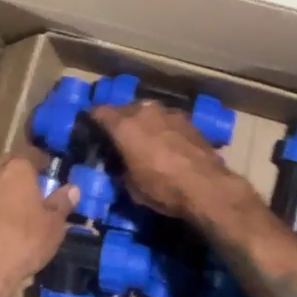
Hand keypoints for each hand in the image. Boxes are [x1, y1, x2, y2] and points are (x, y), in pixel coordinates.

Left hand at [0, 156, 77, 296]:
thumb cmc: (24, 241)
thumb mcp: (53, 225)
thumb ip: (62, 203)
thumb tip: (73, 188)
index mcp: (17, 170)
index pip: (30, 154)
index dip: (40, 160)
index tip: (48, 167)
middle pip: (8, 168)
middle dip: (19, 175)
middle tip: (33, 188)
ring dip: (3, 194)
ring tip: (16, 210)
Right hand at [90, 101, 250, 219]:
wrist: (206, 186)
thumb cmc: (163, 187)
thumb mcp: (131, 187)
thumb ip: (120, 169)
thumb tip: (119, 166)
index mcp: (123, 125)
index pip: (98, 112)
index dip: (91, 120)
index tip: (89, 129)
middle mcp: (143, 110)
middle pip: (123, 109)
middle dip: (119, 121)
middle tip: (118, 138)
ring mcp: (167, 111)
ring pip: (147, 112)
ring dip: (142, 123)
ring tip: (144, 140)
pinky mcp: (187, 118)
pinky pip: (166, 119)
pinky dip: (162, 127)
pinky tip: (166, 143)